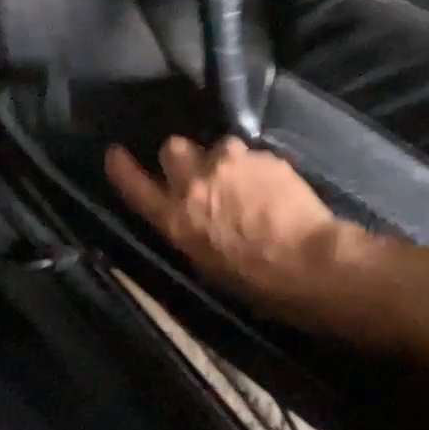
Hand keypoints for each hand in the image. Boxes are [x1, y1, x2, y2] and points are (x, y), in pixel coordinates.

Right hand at [106, 136, 370, 299]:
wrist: (313, 265)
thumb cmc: (260, 283)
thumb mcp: (208, 266)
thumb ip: (189, 230)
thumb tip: (188, 216)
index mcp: (177, 218)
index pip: (134, 184)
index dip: (121, 167)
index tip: (115, 153)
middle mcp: (194, 184)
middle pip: (172, 148)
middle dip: (183, 157)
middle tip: (201, 173)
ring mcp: (227, 163)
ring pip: (216, 146)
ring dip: (225, 161)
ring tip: (247, 183)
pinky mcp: (259, 156)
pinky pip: (252, 155)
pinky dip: (258, 169)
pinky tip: (275, 189)